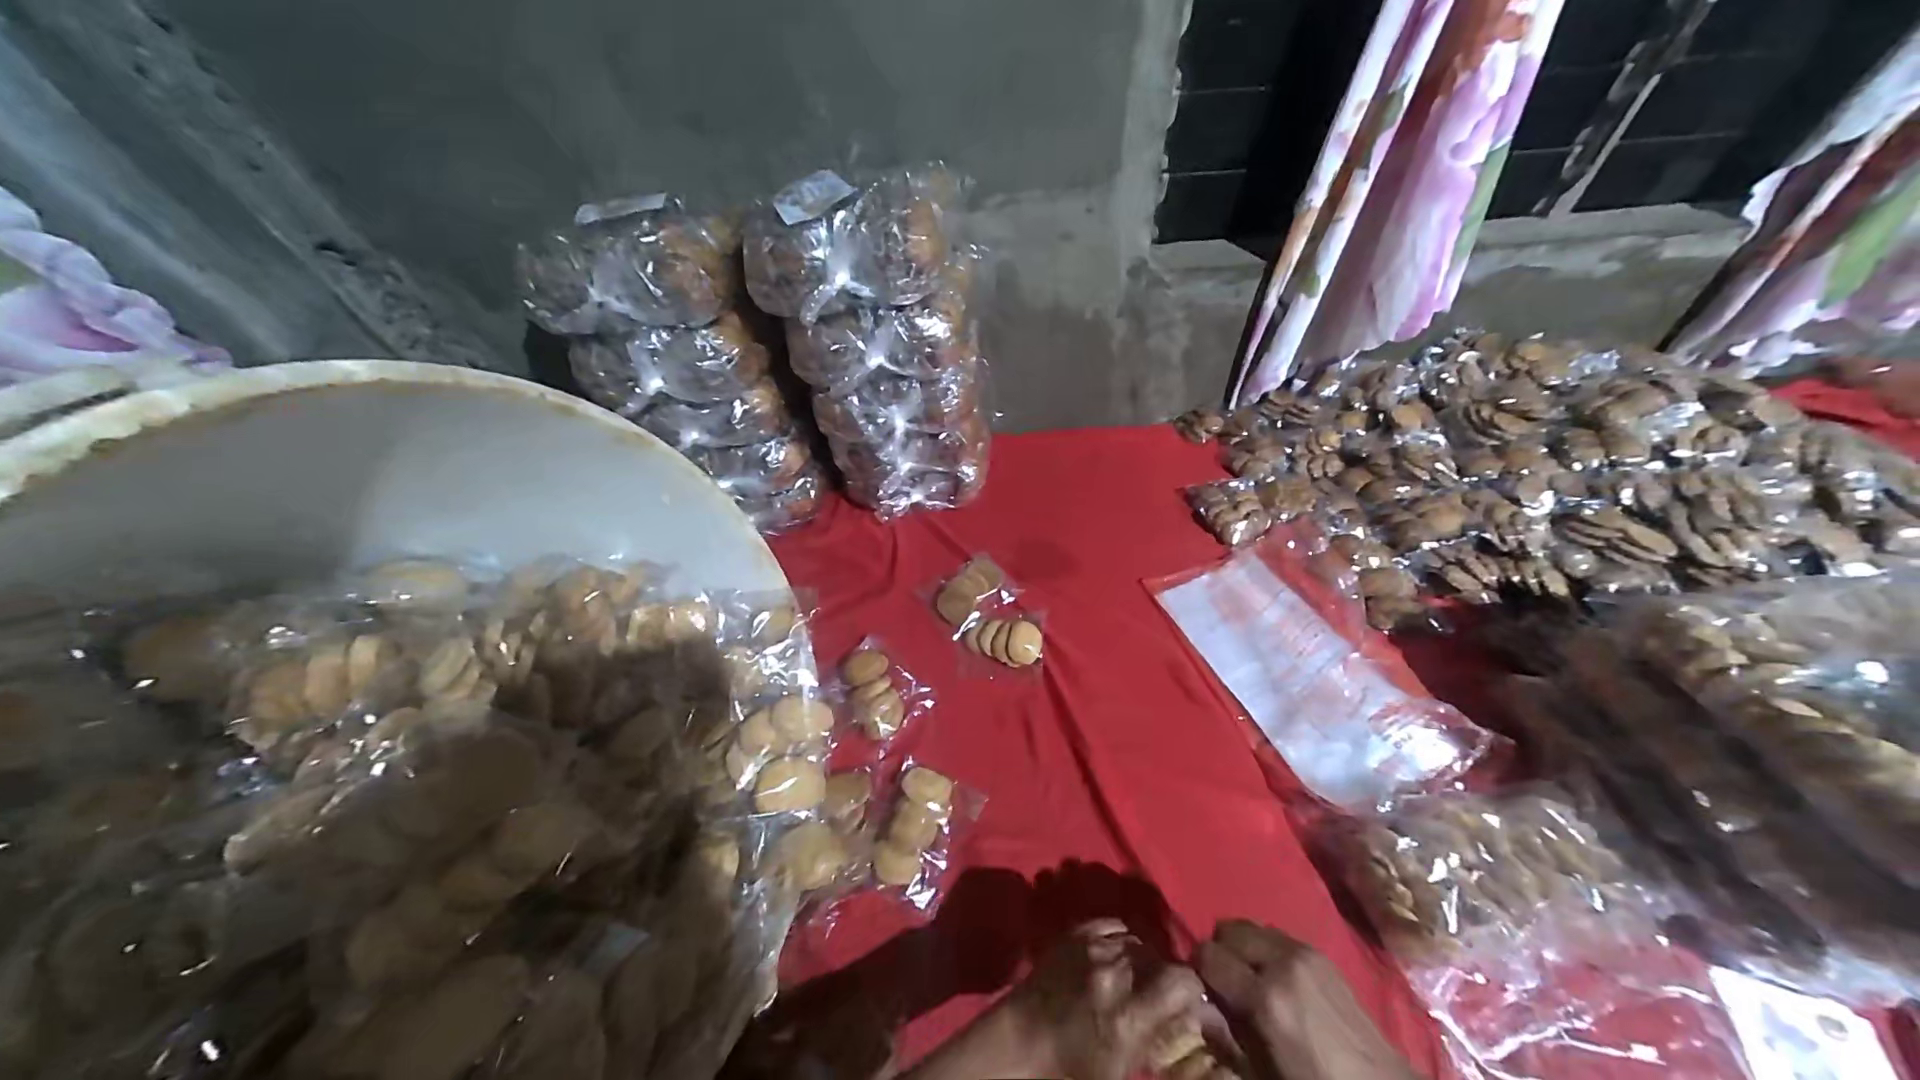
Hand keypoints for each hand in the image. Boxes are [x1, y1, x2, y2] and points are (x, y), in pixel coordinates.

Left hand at [904, 919, 1205, 1079]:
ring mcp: (1089, 947)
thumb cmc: (1072, 1069)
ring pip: (1137, 940)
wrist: (1018, 1045)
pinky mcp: (1072, 934)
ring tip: (1140, 979)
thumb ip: (1157, 1037)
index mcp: (1128, 1015)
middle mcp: (1112, 971)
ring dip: (1145, 959)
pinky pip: (1111, 925)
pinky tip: (1118, 957)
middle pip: (1160, 957)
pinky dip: (1121, 939)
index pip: (1182, 980)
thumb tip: (1188, 1018)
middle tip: (1166, 997)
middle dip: (1169, 976)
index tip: (1193, 1005)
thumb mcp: (1123, 1067)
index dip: (1194, 991)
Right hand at [1195, 920, 1418, 1079]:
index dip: (1199, 971)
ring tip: (1251, 979)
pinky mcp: (1320, 953)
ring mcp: (1305, 953)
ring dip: (1244, 948)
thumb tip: (1198, 1006)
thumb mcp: (1262, 1074)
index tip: (1202, 989)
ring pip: (1251, 927)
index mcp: (1265, 997)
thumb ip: (1224, 1036)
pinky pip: (1277, 936)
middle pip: (1227, 929)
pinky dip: (1266, 950)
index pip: (1207, 955)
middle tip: (1226, 983)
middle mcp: (1282, 962)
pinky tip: (1277, 979)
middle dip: (1221, 953)